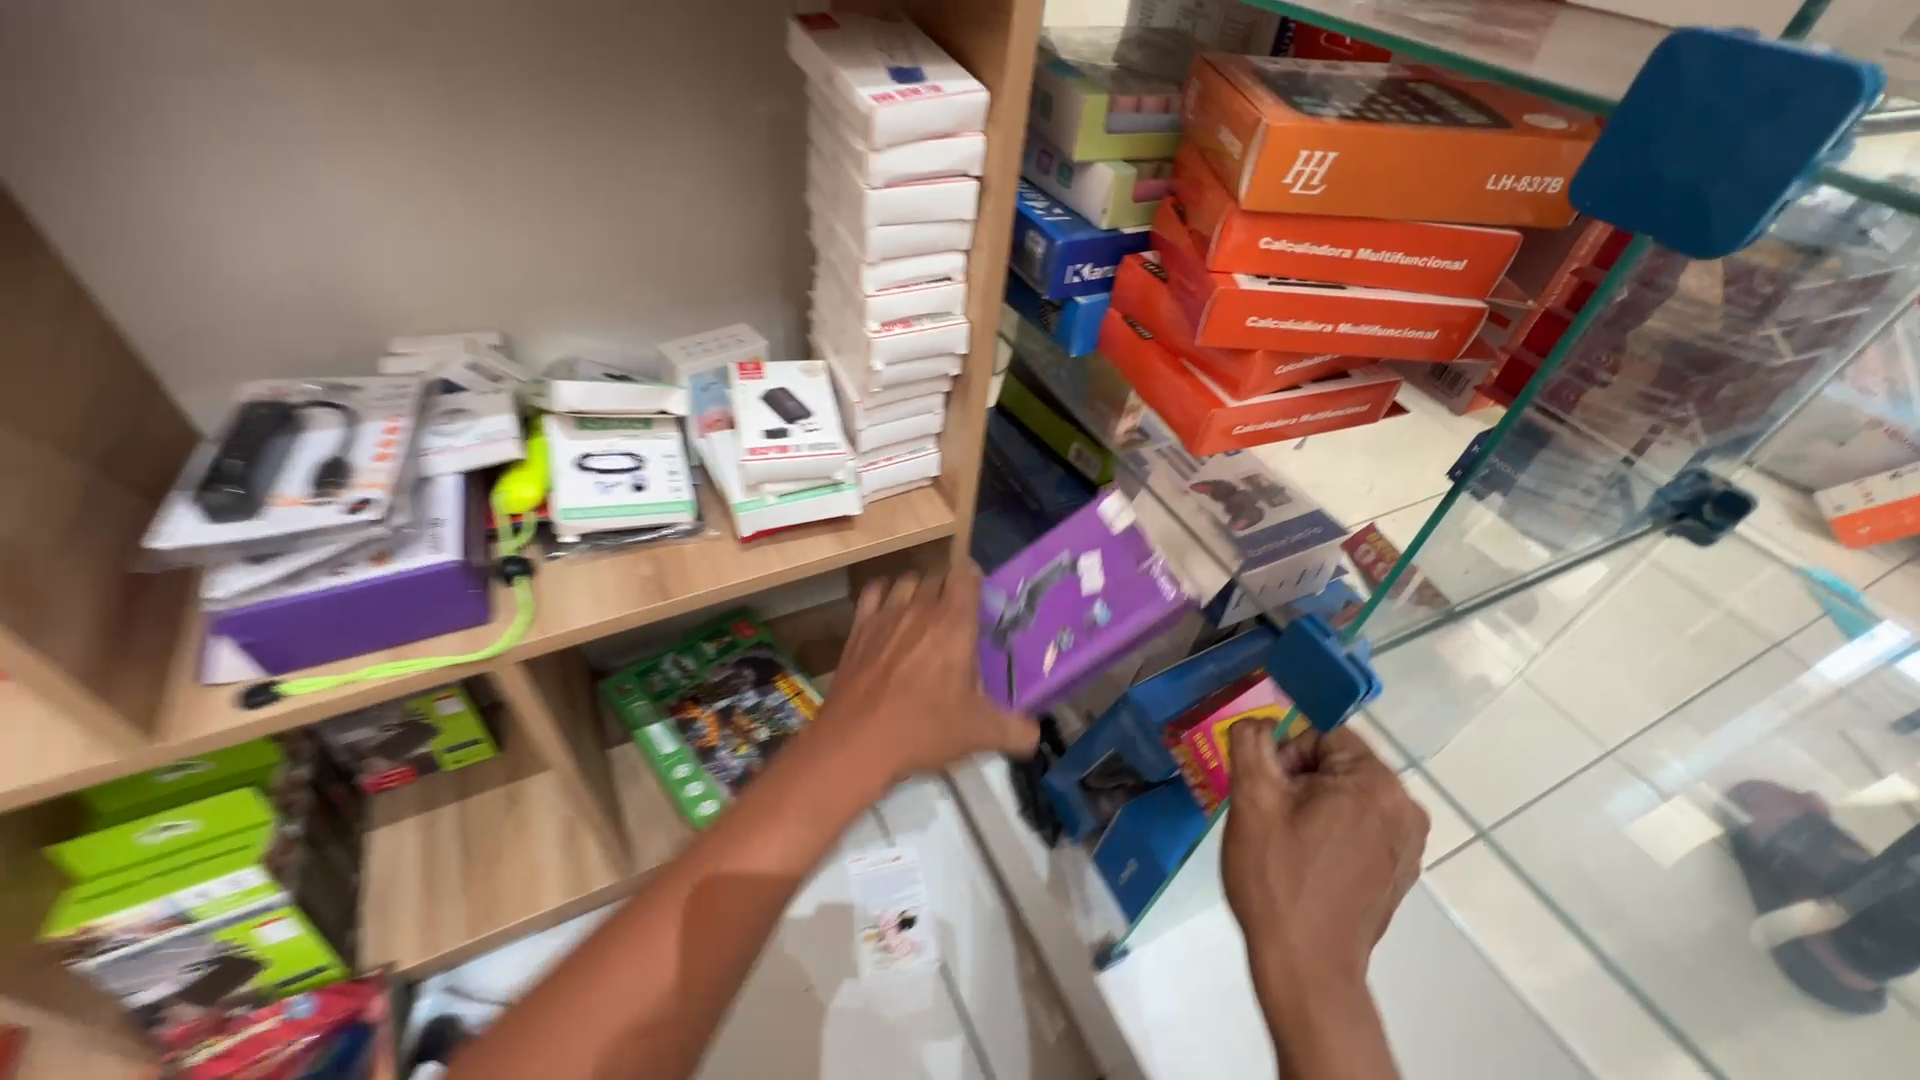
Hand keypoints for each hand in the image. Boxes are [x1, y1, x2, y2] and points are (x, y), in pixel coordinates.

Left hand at [818, 562, 1039, 784]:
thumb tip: (1035, 734)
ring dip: (918, 590)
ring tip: (924, 614)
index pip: (966, 574)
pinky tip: (889, 613)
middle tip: (956, 616)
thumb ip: (1017, 730)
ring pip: (906, 581)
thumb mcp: (981, 733)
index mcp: (955, 623)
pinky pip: (873, 592)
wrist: (857, 742)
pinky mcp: (858, 628)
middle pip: (937, 576)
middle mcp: (920, 609)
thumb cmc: (924, 729)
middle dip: (949, 589)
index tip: (979, 598)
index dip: (974, 579)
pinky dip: (884, 595)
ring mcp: (885, 615)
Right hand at [1222, 719, 1427, 992]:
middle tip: (1272, 820)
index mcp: (1376, 783)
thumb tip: (1257, 722)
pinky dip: (1335, 833)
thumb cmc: (1276, 878)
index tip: (1266, 795)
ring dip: (1315, 807)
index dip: (1284, 757)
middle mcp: (1406, 807)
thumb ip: (1251, 743)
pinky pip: (1362, 827)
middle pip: (1338, 764)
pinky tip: (1312, 864)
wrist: (1306, 966)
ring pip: (1348, 796)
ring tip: (1289, 843)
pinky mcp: (1401, 870)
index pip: (1321, 736)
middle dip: (1300, 781)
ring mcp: (1409, 842)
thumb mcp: (1251, 800)